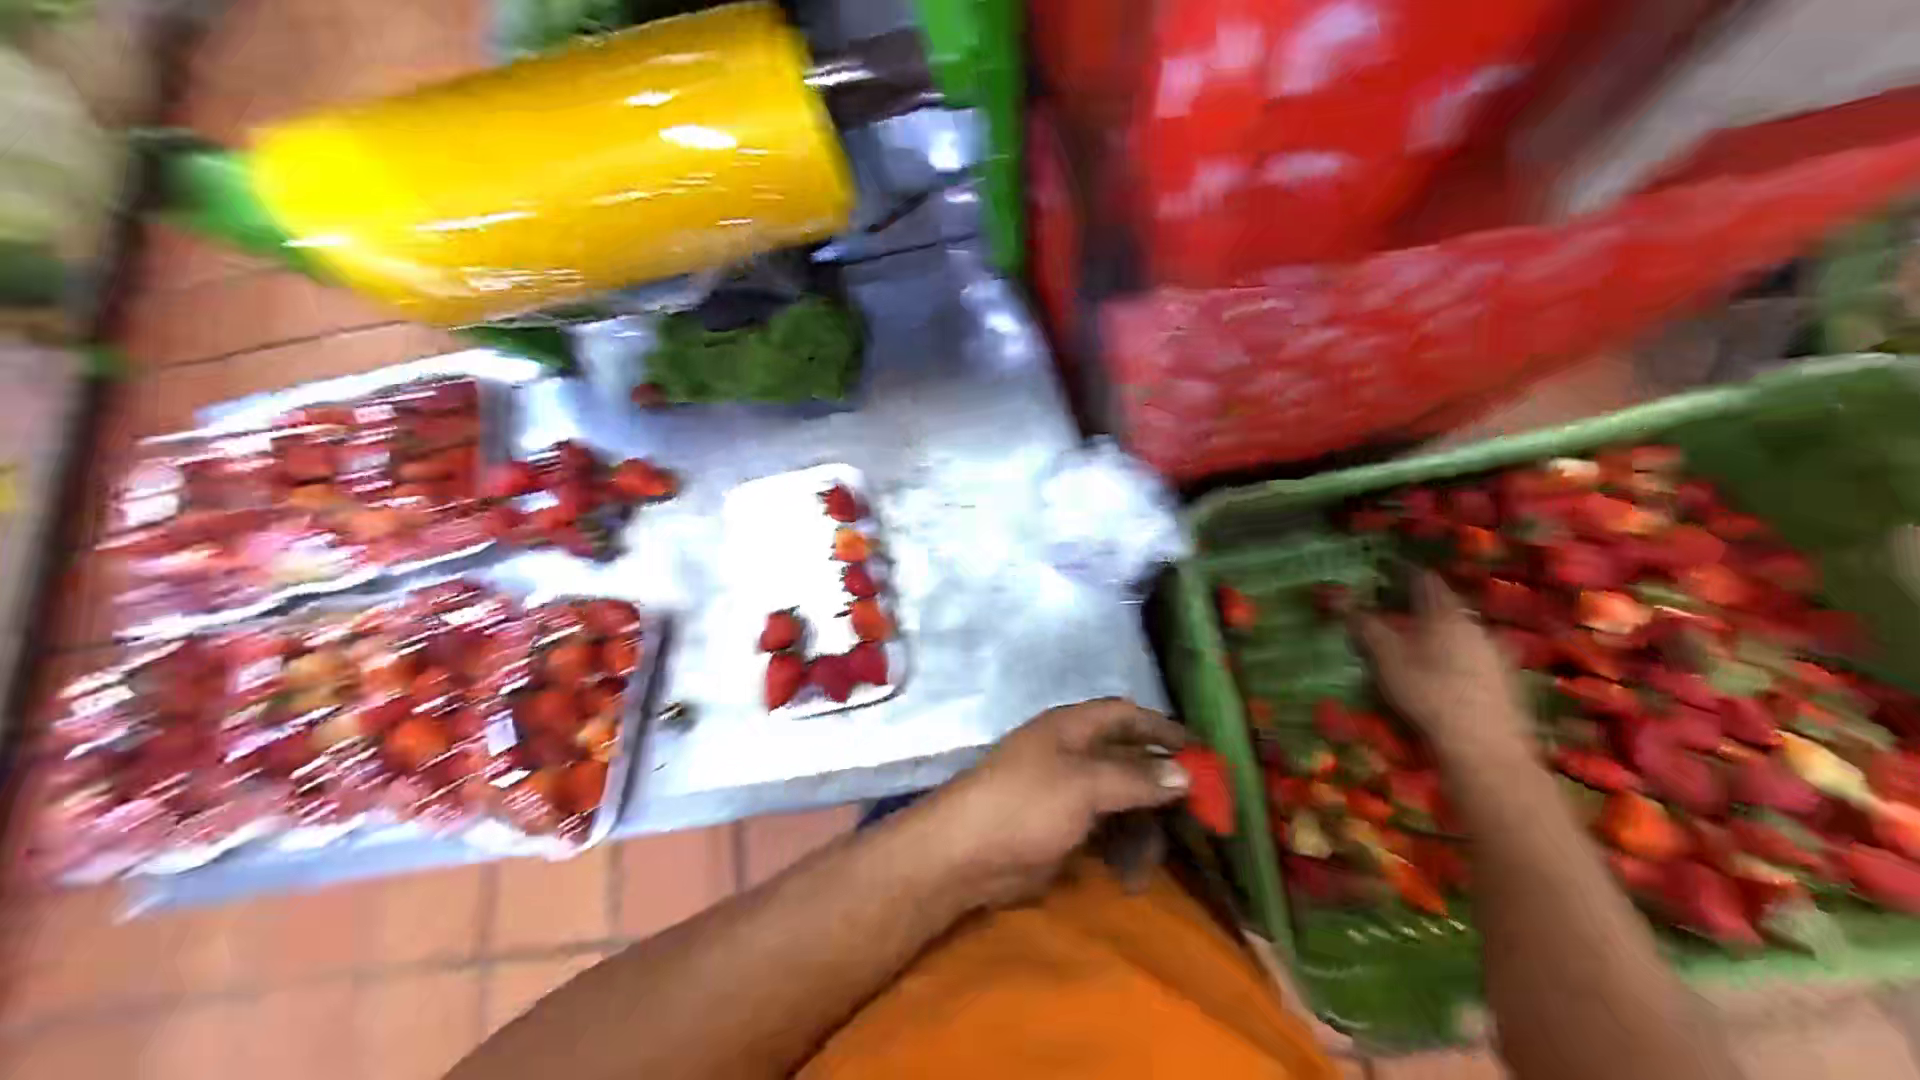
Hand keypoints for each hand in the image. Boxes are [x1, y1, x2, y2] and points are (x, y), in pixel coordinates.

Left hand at [916, 698, 1190, 907]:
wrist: (966, 854)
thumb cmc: (1026, 804)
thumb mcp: (1084, 785)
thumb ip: (1135, 778)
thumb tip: (1185, 774)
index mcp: (1072, 729)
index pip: (1125, 715)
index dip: (1162, 729)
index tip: (1201, 751)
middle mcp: (1071, 754)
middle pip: (1129, 762)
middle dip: (1160, 790)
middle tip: (1199, 818)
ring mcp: (1066, 793)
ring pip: (1121, 803)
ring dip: (1142, 832)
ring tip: (1145, 867)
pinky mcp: (1062, 828)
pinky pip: (1106, 832)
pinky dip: (1122, 851)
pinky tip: (1129, 877)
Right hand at [1353, 572, 1531, 763]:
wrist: (1485, 747)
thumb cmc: (1429, 694)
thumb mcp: (1387, 660)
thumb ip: (1367, 628)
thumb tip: (1346, 604)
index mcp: (1446, 615)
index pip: (1425, 580)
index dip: (1404, 572)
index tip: (1386, 569)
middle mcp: (1476, 626)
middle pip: (1445, 606)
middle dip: (1420, 605)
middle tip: (1395, 609)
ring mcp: (1496, 653)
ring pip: (1461, 632)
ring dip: (1438, 631)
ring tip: (1416, 642)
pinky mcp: (1507, 680)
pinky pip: (1474, 655)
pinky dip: (1455, 654)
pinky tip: (1443, 672)